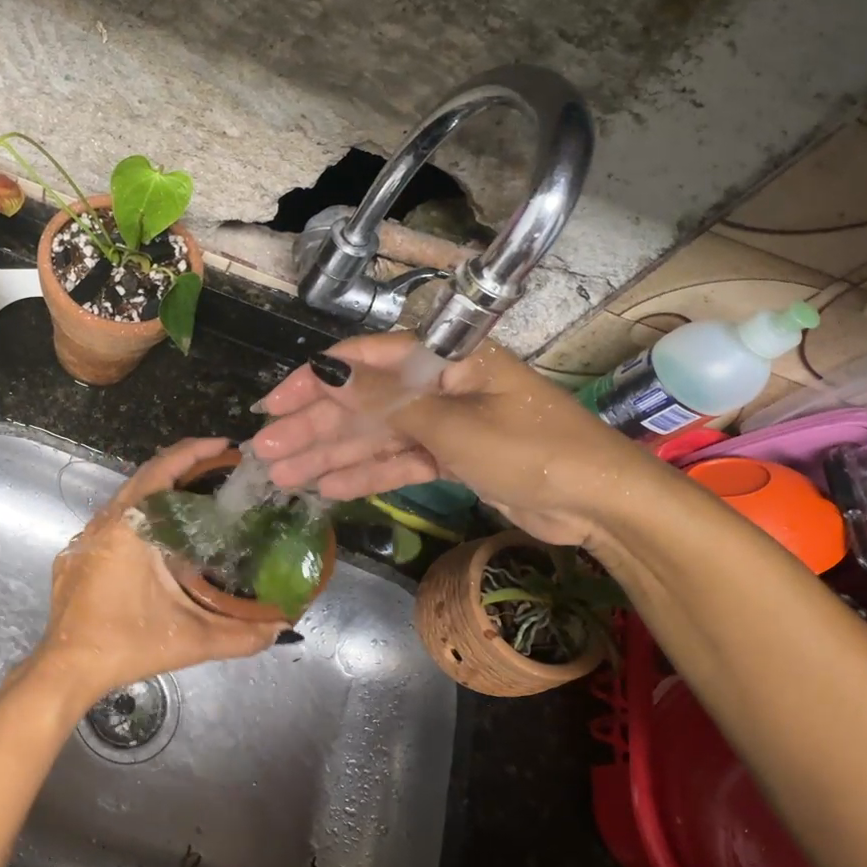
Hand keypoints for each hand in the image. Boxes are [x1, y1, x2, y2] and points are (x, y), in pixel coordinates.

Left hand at [27, 438, 284, 704]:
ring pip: (124, 500)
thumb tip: (282, 627)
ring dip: (157, 490)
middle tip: (216, 464)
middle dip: (179, 464)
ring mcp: (84, 540)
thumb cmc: (128, 645)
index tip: (224, 445)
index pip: (161, 471)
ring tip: (194, 493)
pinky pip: (110, 522)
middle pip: (143, 478)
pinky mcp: (75, 558)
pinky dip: (137, 515)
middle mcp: (104, 524)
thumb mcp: (191, 640)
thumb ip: (241, 634)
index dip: (193, 452)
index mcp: (130, 528)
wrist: (68, 667)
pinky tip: (157, 535)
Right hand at [250, 333, 656, 546]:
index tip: (273, 405)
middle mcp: (440, 386)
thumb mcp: (452, 424)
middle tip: (264, 452)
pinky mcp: (451, 459)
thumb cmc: (532, 450)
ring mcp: (445, 425)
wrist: (602, 507)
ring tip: (281, 476)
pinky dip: (363, 476)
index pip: (366, 361)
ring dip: (328, 456)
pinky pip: (397, 463)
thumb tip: (324, 370)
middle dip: (313, 428)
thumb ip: (383, 400)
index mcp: (446, 359)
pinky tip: (324, 488)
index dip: (315, 381)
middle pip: (363, 403)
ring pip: (374, 437)